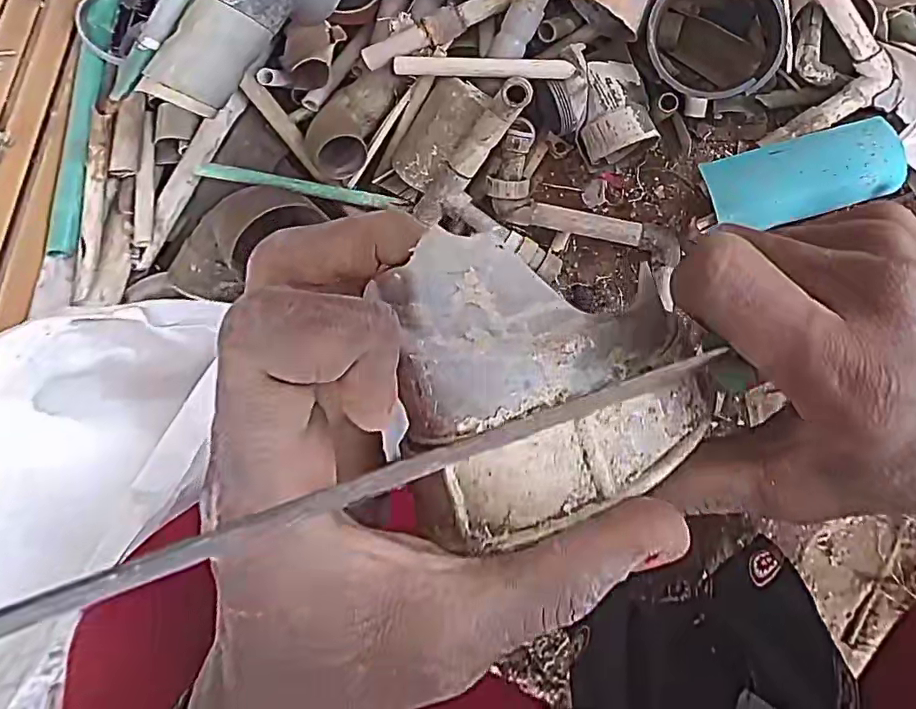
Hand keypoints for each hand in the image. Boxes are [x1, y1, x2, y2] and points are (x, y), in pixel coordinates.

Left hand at [199, 212, 689, 708]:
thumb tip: (652, 528)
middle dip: (353, 250)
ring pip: (293, 277)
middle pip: (272, 281)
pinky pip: (330, 302)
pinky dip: (379, 282)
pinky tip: (431, 314)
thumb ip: (556, 576)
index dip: (338, 336)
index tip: (392, 391)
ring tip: (431, 274)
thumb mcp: (452, 631)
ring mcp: (286, 394)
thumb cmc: (336, 669)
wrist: (291, 682)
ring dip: (365, 253)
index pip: (262, 342)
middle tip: (424, 266)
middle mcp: (263, 415)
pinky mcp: (315, 390)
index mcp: (268, 472)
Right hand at [656, 203, 915, 521]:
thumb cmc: (914, 461)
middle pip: (731, 246)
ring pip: (762, 234)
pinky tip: (837, 297)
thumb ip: (709, 476)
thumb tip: (636, 472)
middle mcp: (864, 284)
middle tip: (758, 335)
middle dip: (724, 289)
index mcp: (838, 362)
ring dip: (764, 274)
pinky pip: (800, 224)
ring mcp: (881, 239)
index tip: (706, 330)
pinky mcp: (889, 217)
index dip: (691, 291)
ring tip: (809, 319)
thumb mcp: (807, 490)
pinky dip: (798, 258)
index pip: (720, 270)